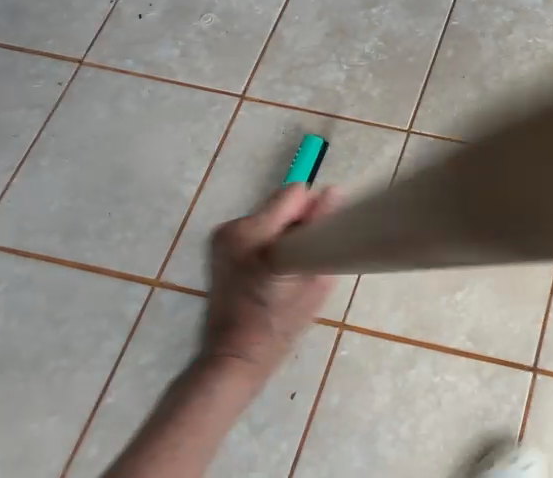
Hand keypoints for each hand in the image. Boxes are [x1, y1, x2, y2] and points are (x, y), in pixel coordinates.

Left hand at [199, 184, 340, 386]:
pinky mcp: (217, 249)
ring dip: (283, 232)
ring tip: (288, 266)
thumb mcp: (315, 279)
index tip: (317, 238)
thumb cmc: (278, 325)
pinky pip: (256, 229)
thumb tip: (335, 191)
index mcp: (253, 233)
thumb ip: (324, 231)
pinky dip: (268, 241)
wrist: (232, 359)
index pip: (295, 193)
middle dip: (297, 222)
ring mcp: (221, 238)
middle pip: (281, 203)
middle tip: (305, 256)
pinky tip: (271, 270)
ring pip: (270, 215)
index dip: (312, 211)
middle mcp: (231, 228)